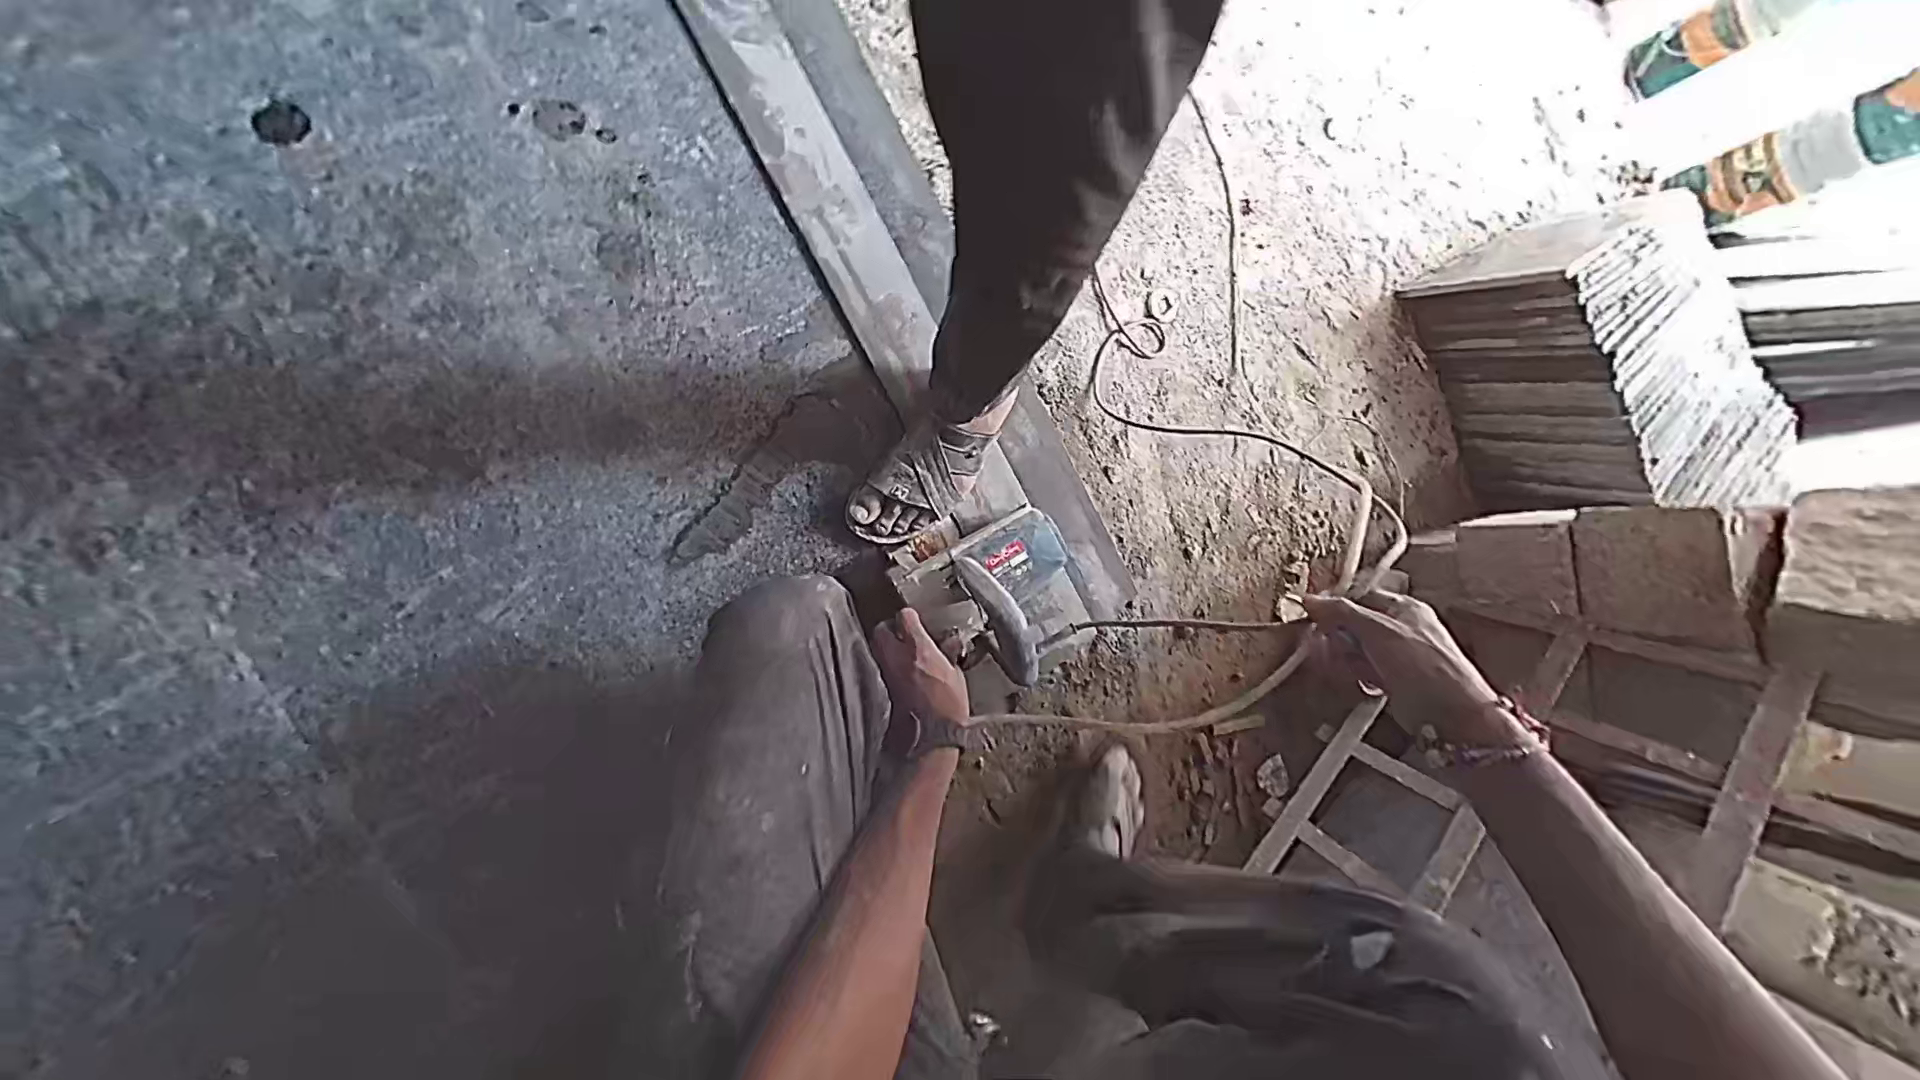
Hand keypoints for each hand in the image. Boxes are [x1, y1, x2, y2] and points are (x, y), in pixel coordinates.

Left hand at [871, 607, 970, 724]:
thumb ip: (949, 656)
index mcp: (918, 648)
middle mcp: (896, 657)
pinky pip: (880, 668)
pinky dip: (886, 667)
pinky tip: (899, 674)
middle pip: (881, 630)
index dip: (909, 616)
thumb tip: (949, 646)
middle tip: (902, 634)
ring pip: (877, 648)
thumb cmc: (947, 709)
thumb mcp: (956, 677)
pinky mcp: (881, 689)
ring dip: (886, 648)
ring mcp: (885, 673)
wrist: (929, 740)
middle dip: (889, 629)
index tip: (915, 619)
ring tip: (900, 653)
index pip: (904, 616)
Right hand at [1302, 590, 1524, 747]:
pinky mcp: (1392, 678)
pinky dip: (1357, 675)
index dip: (1336, 608)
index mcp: (1403, 608)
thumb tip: (1311, 600)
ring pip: (1354, 648)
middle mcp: (1400, 628)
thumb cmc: (1426, 668)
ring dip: (1348, 660)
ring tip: (1359, 670)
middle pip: (1351, 624)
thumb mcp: (1378, 631)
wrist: (1452, 717)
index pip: (1358, 597)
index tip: (1319, 618)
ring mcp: (1396, 654)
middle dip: (1341, 638)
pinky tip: (1365, 682)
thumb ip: (1342, 612)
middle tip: (1343, 649)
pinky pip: (1361, 669)